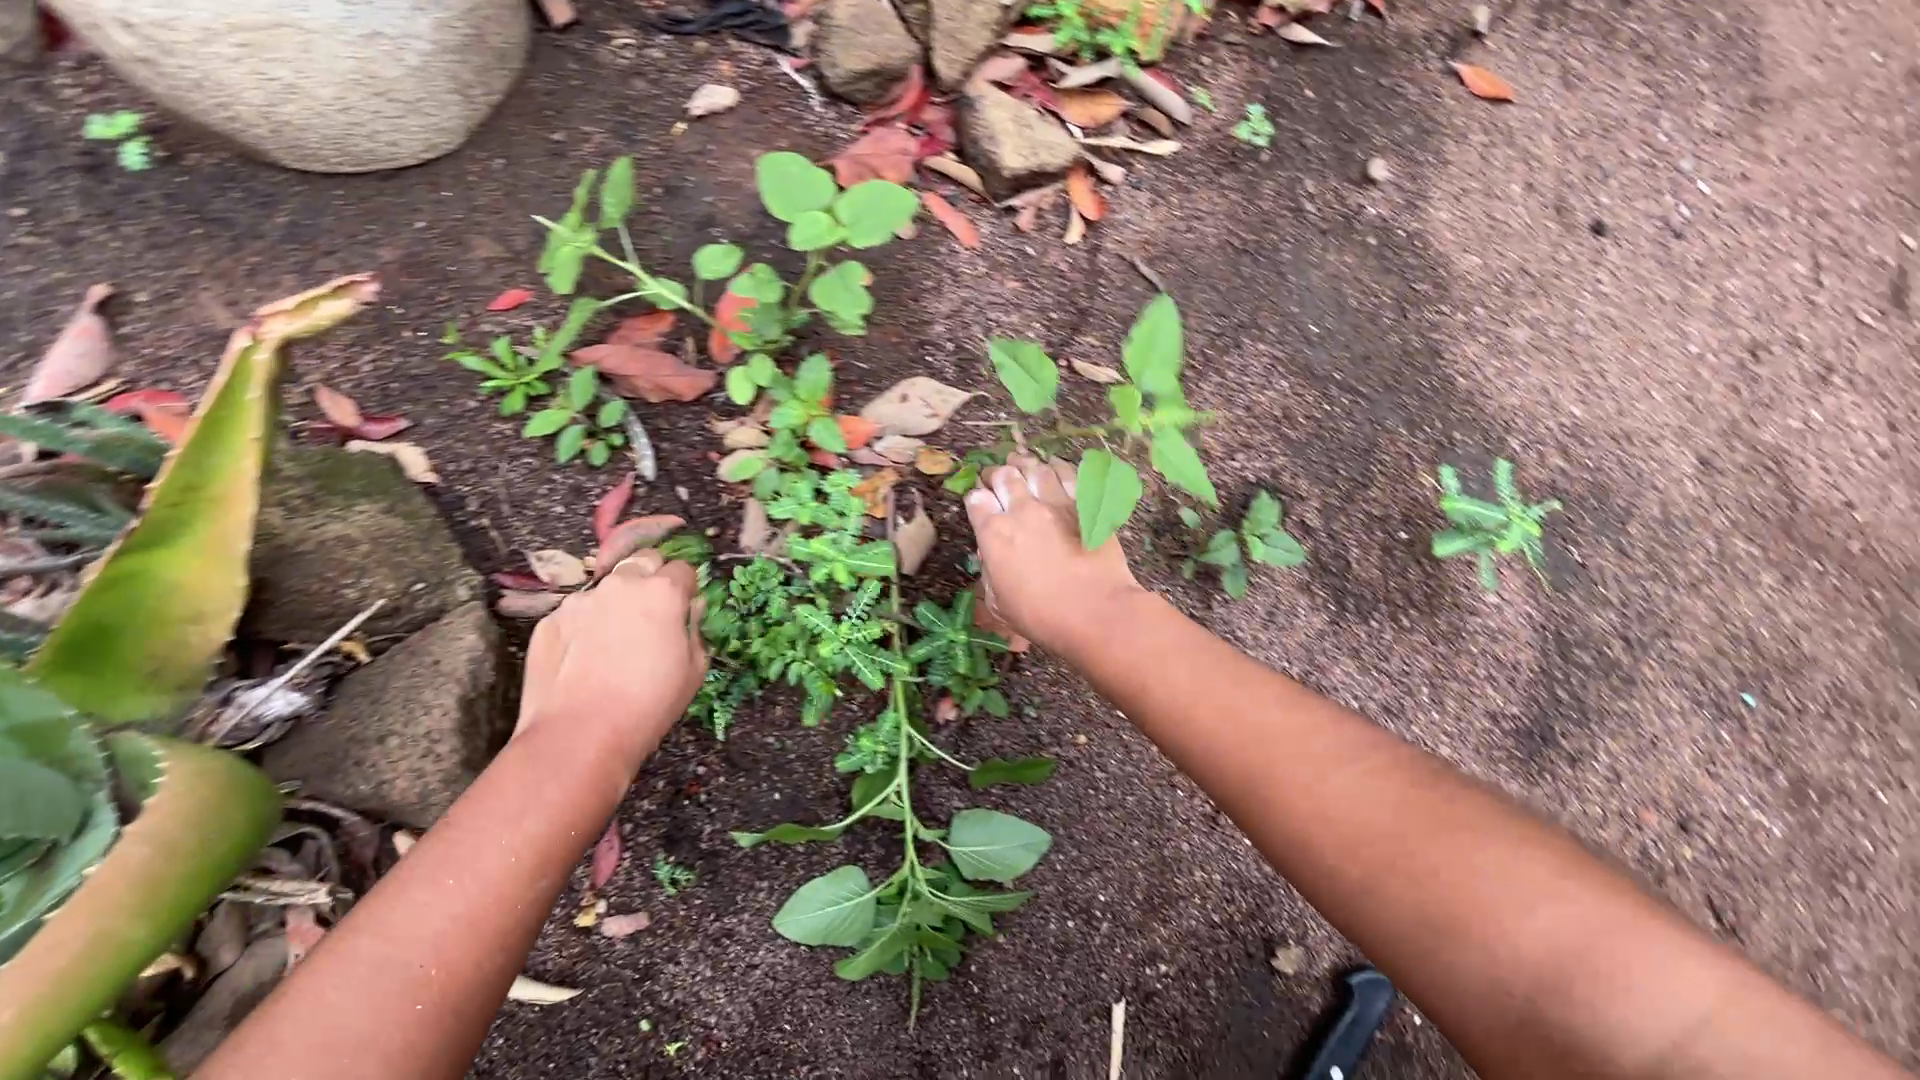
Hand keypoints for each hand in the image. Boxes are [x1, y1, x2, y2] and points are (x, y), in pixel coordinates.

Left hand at [516, 551, 705, 768]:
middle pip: (643, 562)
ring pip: (607, 588)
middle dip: (652, 579)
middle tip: (652, 613)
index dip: (686, 588)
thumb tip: (690, 609)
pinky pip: (576, 613)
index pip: (683, 569)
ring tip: (613, 643)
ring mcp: (581, 600)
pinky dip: (585, 626)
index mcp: (663, 592)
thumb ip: (695, 628)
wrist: (581, 733)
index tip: (683, 609)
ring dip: (616, 603)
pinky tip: (585, 659)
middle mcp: (621, 585)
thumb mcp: (694, 670)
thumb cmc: (650, 704)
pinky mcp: (550, 620)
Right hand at [964, 454, 1145, 652]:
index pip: (976, 500)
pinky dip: (1059, 467)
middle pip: (1004, 476)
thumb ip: (990, 573)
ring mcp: (1055, 503)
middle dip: (997, 475)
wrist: (1095, 612)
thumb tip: (991, 556)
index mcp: (994, 533)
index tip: (980, 503)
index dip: (976, 499)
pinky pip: (1069, 474)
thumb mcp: (1000, 602)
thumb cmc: (1041, 616)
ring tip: (1023, 464)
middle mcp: (1022, 510)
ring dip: (1026, 465)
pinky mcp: (1085, 505)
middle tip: (998, 478)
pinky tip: (1056, 467)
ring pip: (1036, 469)